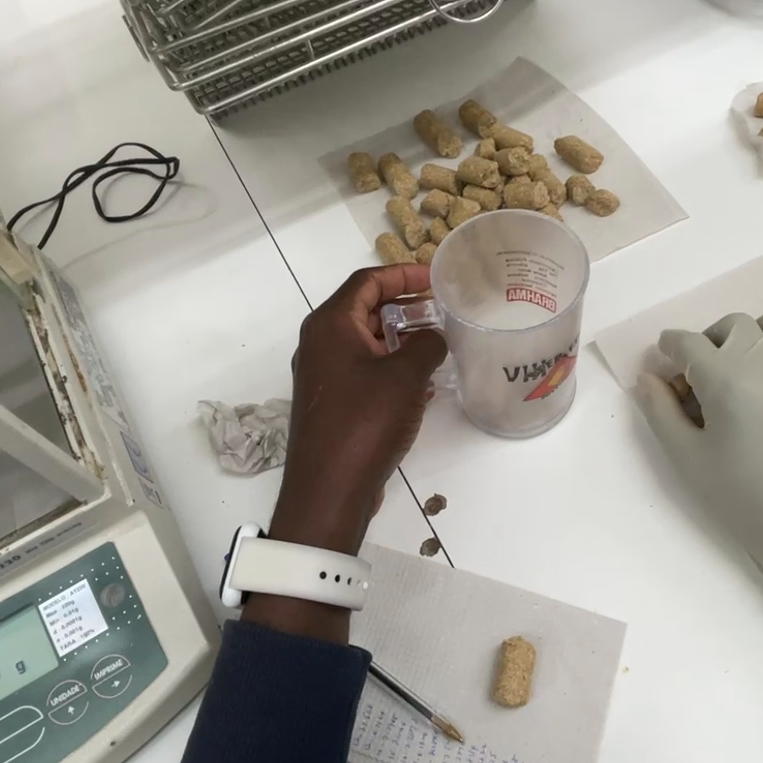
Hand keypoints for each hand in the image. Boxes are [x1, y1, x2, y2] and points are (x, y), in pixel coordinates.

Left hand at [269, 265, 447, 557]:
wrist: (331, 488)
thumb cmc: (365, 421)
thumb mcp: (406, 376)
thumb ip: (426, 344)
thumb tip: (433, 337)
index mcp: (330, 325)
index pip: (366, 281)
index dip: (403, 274)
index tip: (436, 278)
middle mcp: (320, 344)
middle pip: (364, 310)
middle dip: (404, 307)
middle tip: (442, 310)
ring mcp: (324, 376)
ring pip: (366, 343)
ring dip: (401, 340)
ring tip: (439, 345)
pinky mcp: (333, 404)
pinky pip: (365, 373)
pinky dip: (392, 369)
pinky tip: (424, 385)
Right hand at [636, 311, 762, 634]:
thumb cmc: (743, 497)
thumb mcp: (687, 458)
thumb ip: (660, 411)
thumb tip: (647, 377)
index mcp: (726, 379)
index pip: (688, 342)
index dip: (670, 346)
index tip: (667, 359)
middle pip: (732, 325)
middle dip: (710, 341)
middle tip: (706, 373)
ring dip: (753, 338)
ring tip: (748, 370)